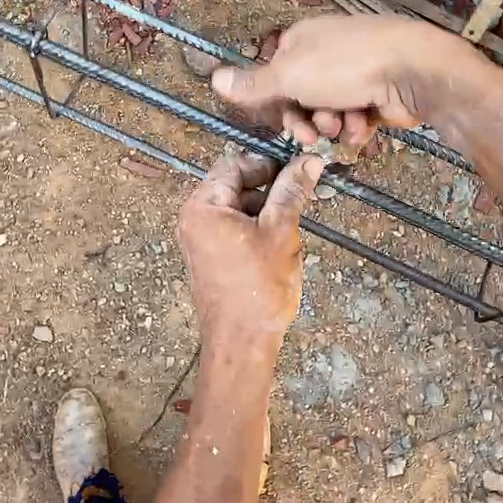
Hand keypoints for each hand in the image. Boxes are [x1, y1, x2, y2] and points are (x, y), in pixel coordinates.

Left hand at [177, 151, 322, 353]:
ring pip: (239, 206)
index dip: (267, 163)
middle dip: (269, 188)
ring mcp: (201, 238)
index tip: (297, 168)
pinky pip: (235, 228)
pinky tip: (280, 244)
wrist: (242, 342)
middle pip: (235, 184)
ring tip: (291, 227)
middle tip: (300, 195)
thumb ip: (292, 190)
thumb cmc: (258, 288)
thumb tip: (308, 160)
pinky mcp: (212, 255)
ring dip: (267, 209)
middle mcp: (194, 218)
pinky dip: (258, 228)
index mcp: (202, 206)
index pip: (234, 164)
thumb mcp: (280, 231)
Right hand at [211, 15, 476, 145]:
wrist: (412, 71)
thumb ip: (253, 83)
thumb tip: (214, 78)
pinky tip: (363, 125)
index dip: (276, 103)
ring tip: (345, 124)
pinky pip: (354, 118)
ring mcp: (354, 74)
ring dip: (332, 125)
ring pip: (328, 112)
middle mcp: (326, 55)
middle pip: (301, 98)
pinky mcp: (376, 96)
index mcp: (302, 40)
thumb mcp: (289, 75)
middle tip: (314, 133)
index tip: (282, 121)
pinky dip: (356, 126)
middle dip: (307, 120)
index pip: (275, 75)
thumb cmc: (346, 64)